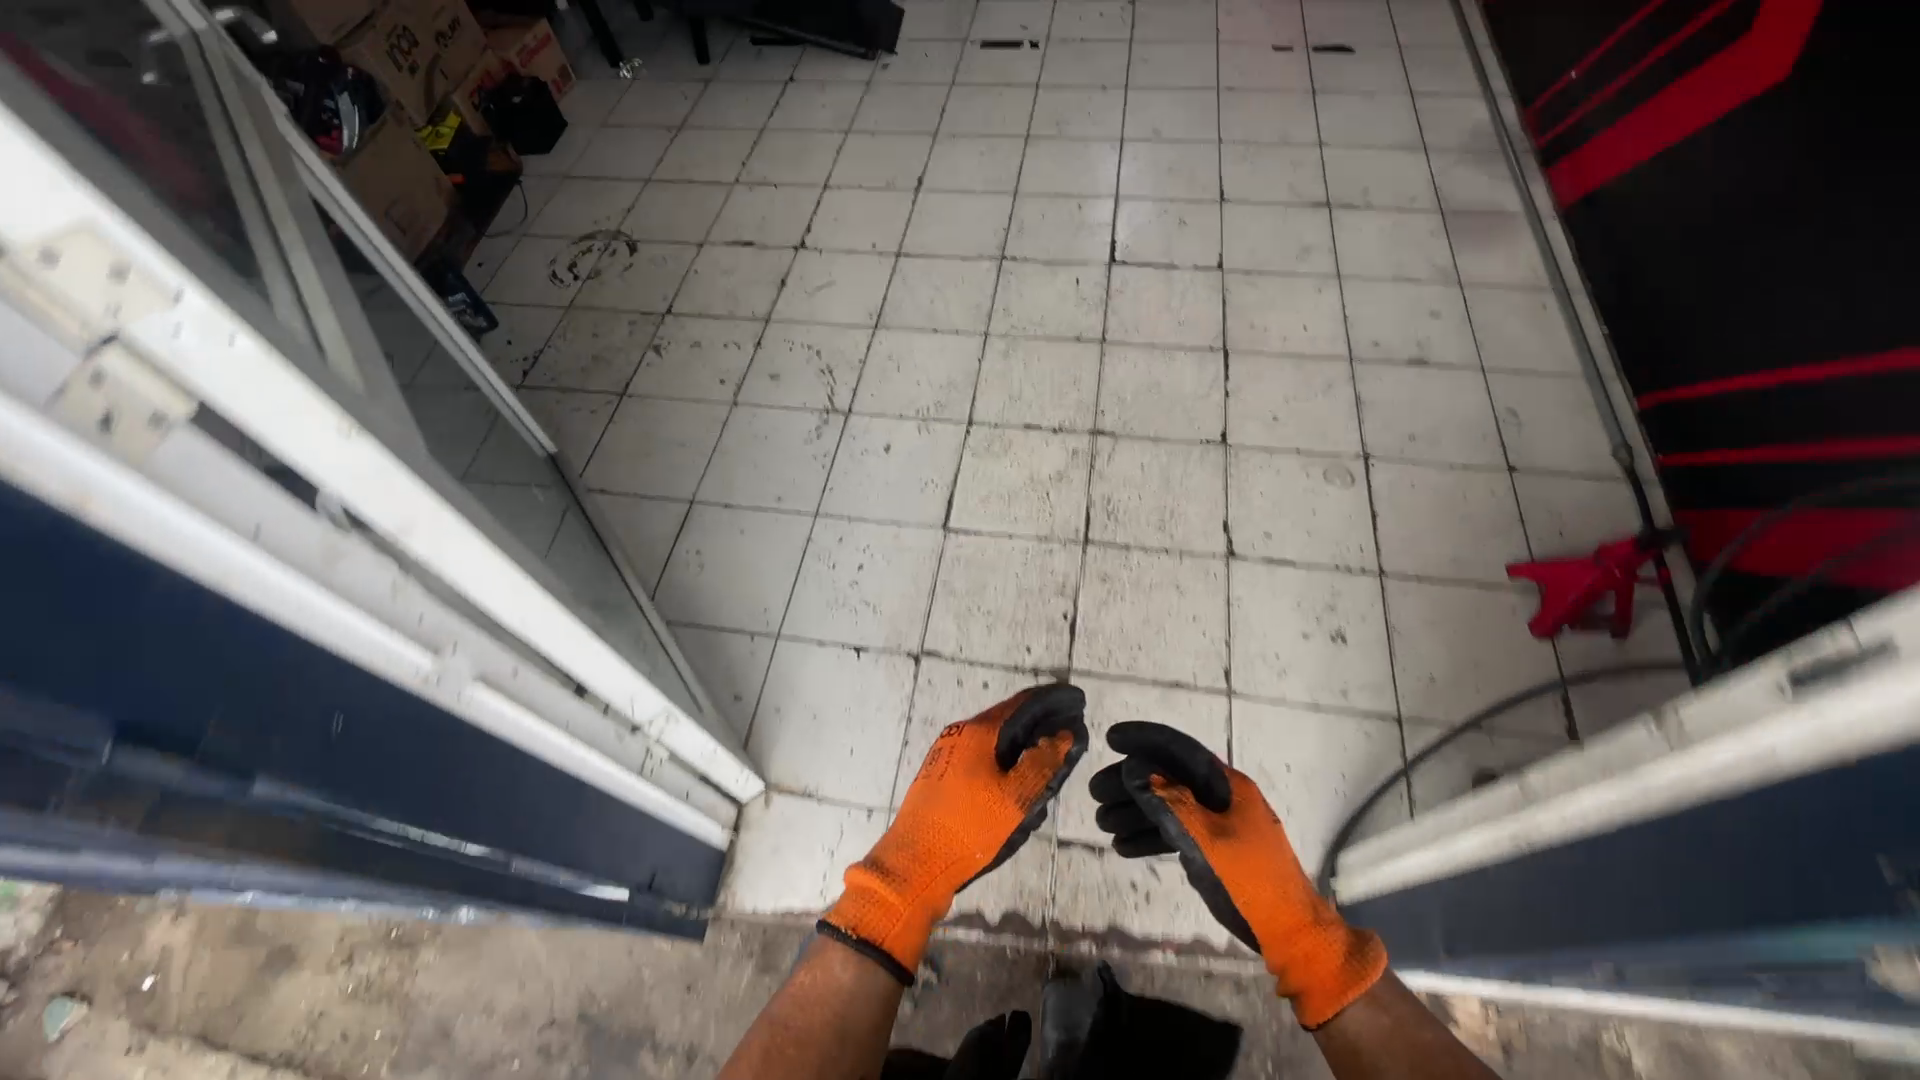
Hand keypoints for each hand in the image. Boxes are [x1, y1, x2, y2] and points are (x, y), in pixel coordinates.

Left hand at [819, 683, 1086, 982]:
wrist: (914, 863)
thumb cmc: (968, 828)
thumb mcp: (1014, 799)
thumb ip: (1042, 763)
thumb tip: (1063, 734)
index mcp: (978, 732)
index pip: (1023, 703)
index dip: (1053, 699)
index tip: (1078, 700)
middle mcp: (960, 734)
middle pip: (1008, 718)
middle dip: (1041, 720)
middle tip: (1072, 727)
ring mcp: (948, 754)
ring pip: (995, 739)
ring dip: (1024, 740)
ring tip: (1052, 750)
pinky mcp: (943, 774)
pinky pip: (983, 756)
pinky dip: (1007, 756)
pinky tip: (1021, 773)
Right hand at [1088, 722, 1386, 1027]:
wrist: (1289, 931)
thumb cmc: (1254, 881)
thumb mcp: (1210, 841)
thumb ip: (1173, 805)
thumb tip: (1136, 770)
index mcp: (1227, 786)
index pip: (1180, 750)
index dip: (1145, 740)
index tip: (1112, 739)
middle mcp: (1220, 797)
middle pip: (1168, 778)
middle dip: (1130, 782)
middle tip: (1096, 792)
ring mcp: (1217, 823)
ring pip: (1168, 806)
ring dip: (1135, 812)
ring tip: (1102, 822)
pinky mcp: (1213, 848)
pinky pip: (1175, 831)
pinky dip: (1150, 836)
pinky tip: (1123, 847)